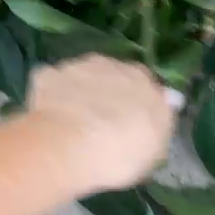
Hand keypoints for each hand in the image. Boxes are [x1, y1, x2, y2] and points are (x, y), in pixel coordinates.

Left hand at [24, 55, 175, 193]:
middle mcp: (107, 63)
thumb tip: (169, 97)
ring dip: (79, 90)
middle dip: (106, 90)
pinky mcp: (45, 75)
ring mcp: (74, 66)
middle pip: (110, 73)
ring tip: (74, 120)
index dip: (136, 98)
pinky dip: (53, 94)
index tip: (131, 118)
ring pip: (80, 75)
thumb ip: (161, 116)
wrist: (70, 145)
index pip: (143, 80)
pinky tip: (52, 115)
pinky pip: (52, 82)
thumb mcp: (156, 144)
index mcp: (139, 77)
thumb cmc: (121, 151)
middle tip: (102, 120)